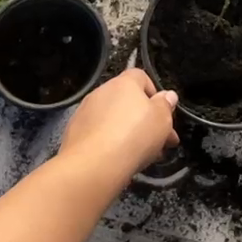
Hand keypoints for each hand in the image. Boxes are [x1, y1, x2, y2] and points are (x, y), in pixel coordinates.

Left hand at [55, 68, 178, 186]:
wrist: (94, 164)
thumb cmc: (134, 136)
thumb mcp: (162, 120)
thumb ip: (166, 105)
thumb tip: (168, 95)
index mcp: (124, 83)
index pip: (141, 76)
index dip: (154, 94)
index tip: (162, 114)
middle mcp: (102, 92)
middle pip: (127, 101)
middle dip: (144, 119)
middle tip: (159, 141)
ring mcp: (85, 112)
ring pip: (113, 119)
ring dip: (127, 132)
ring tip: (141, 155)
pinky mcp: (74, 132)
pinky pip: (98, 133)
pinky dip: (109, 143)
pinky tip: (119, 160)